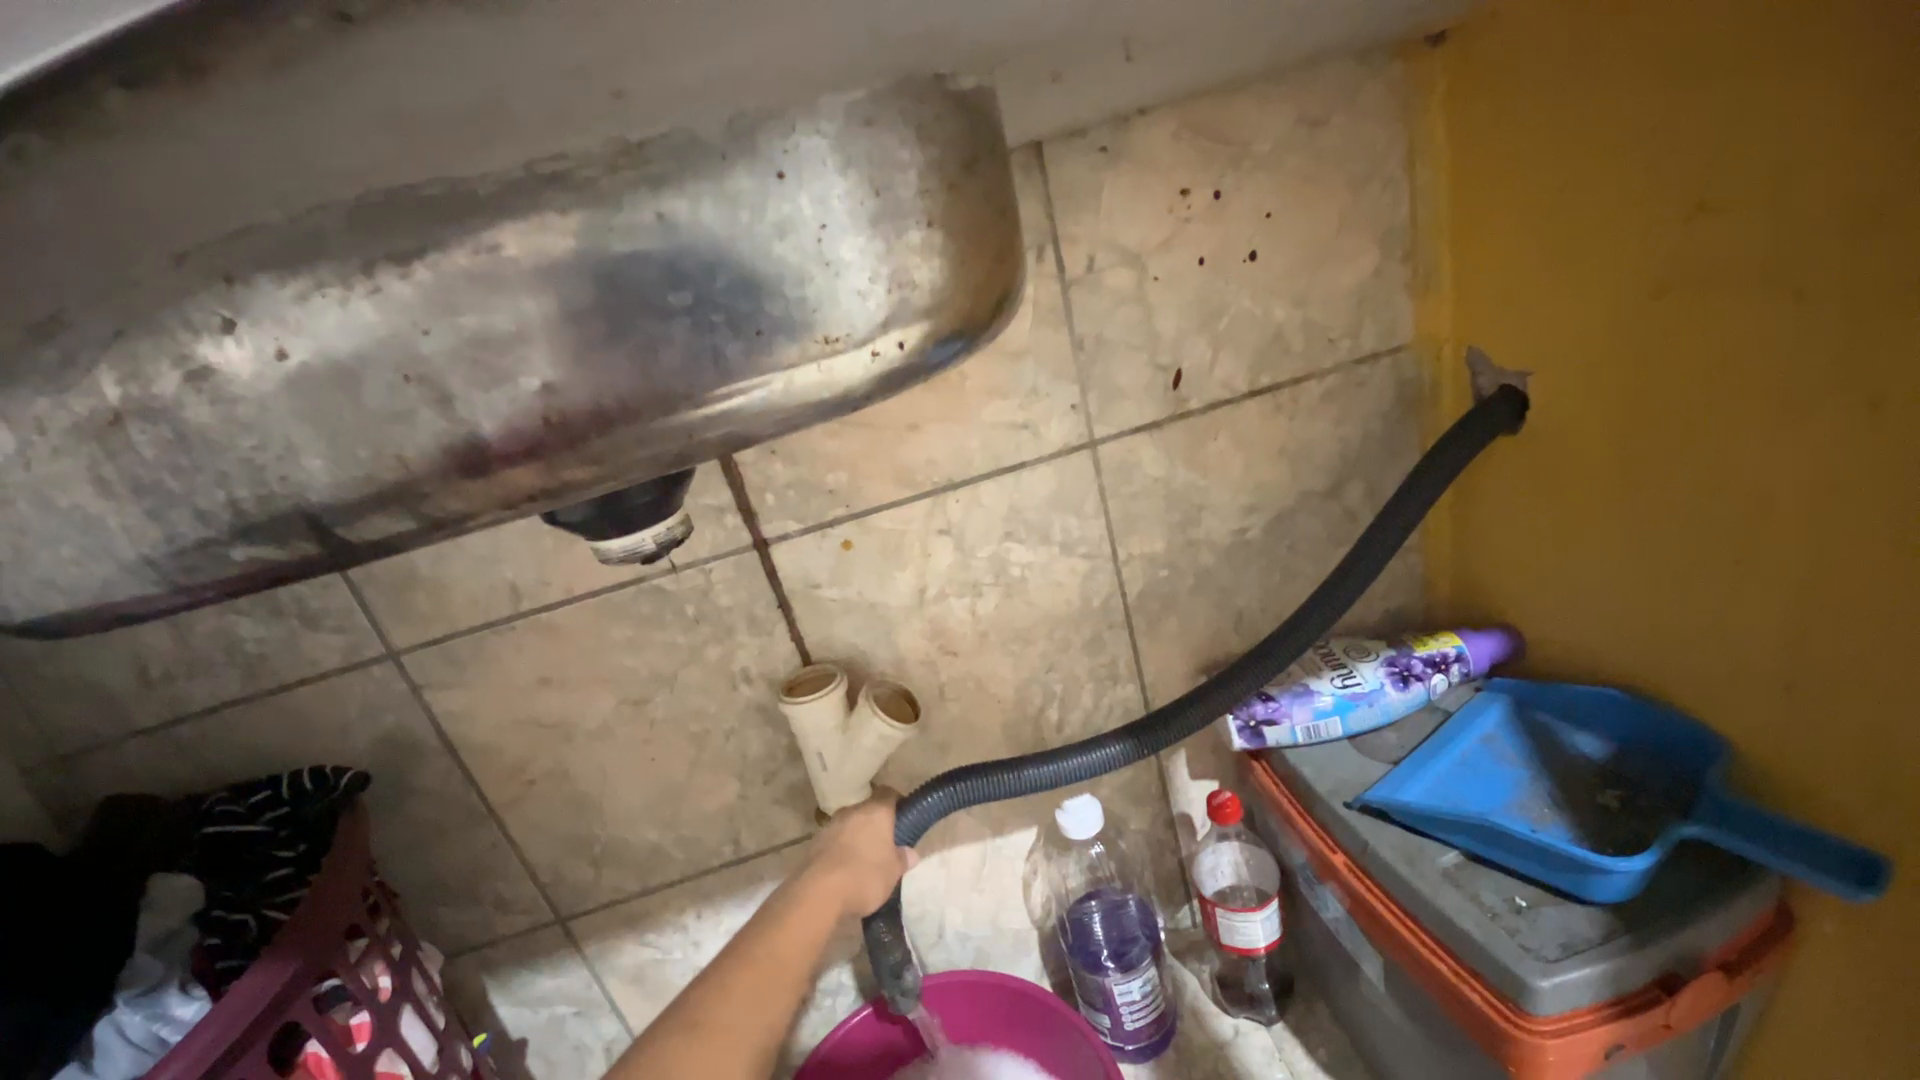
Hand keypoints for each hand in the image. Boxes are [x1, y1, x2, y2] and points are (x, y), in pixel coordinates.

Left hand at [799, 792, 919, 918]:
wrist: (818, 893)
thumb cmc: (865, 876)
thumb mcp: (893, 872)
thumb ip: (902, 859)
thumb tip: (910, 853)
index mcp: (876, 812)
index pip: (888, 793)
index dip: (897, 802)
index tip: (903, 818)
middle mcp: (852, 812)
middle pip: (867, 810)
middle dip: (875, 824)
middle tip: (884, 844)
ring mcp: (830, 826)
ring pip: (848, 825)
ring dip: (855, 836)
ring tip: (862, 859)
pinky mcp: (813, 843)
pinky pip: (833, 841)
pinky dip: (839, 849)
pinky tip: (843, 869)